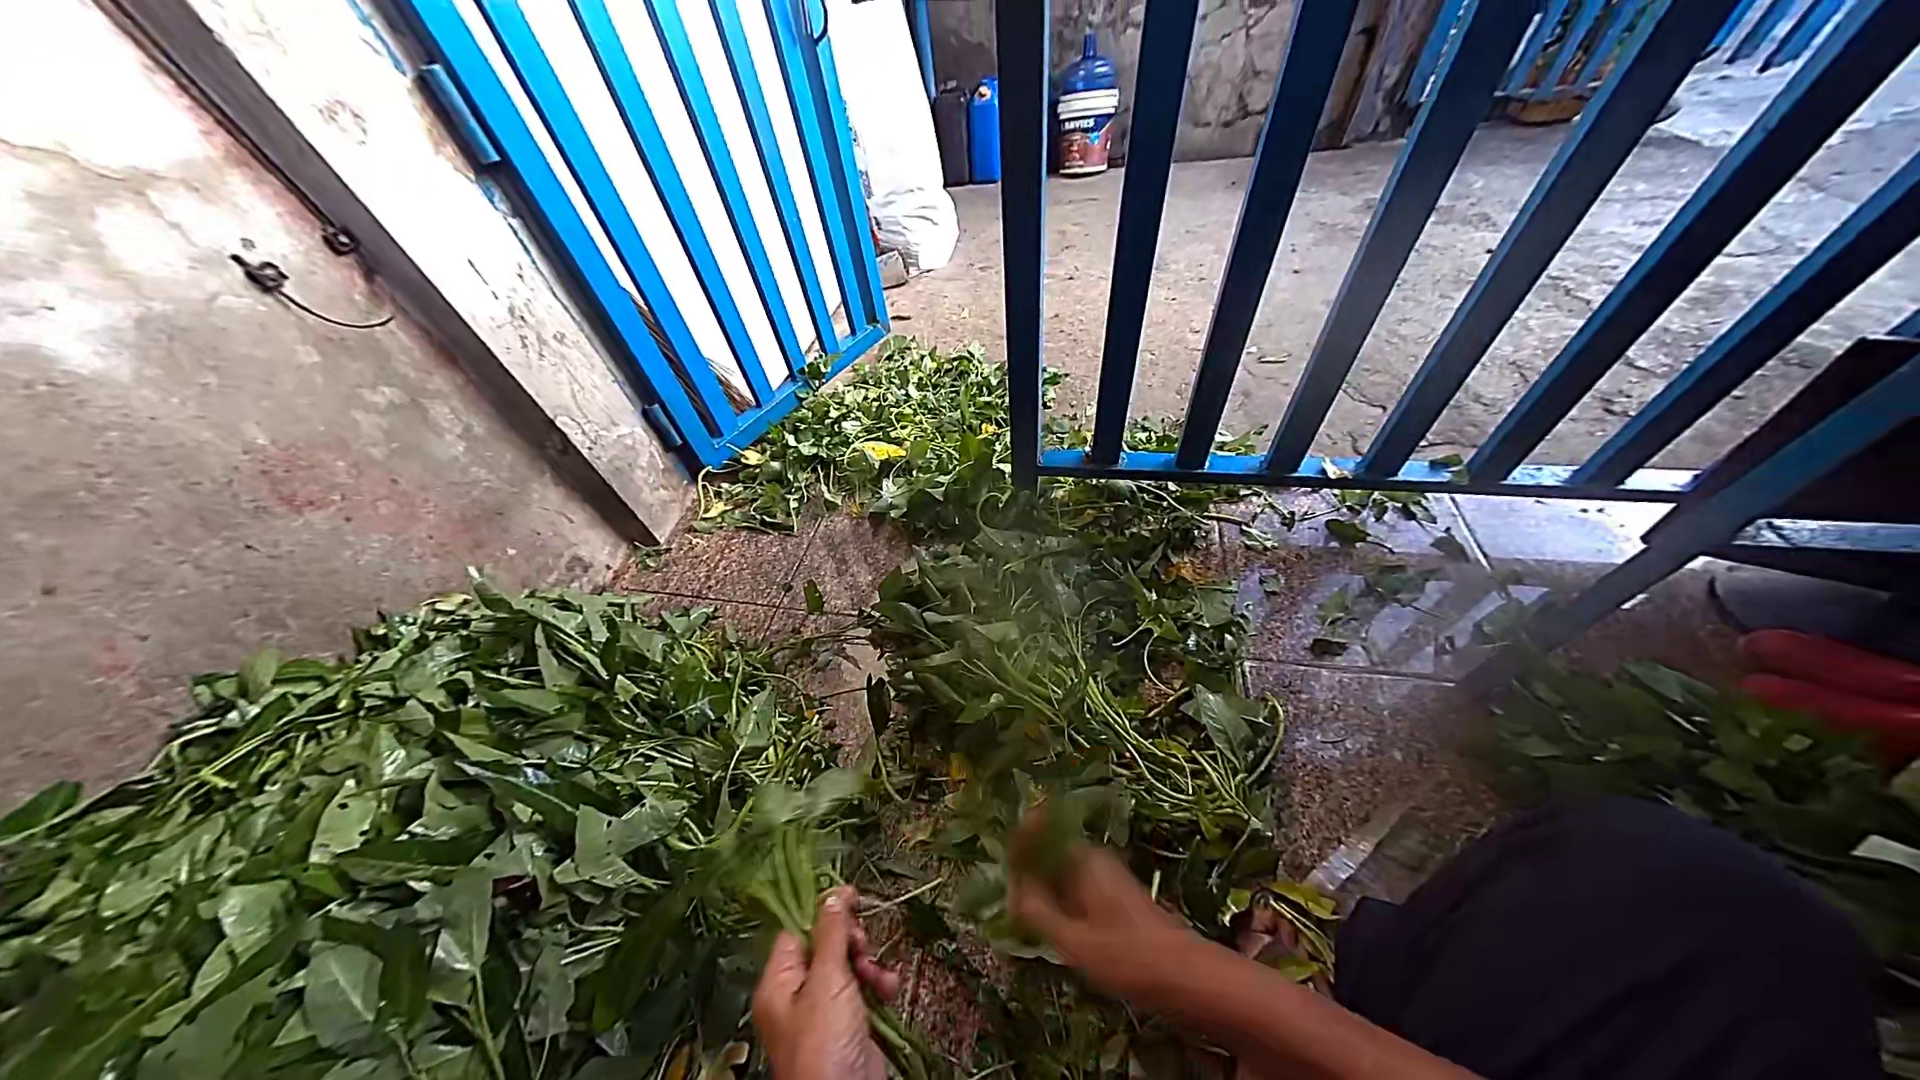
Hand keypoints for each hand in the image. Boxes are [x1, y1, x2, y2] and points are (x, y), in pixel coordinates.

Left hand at [753, 886, 901, 1079]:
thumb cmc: (825, 1045)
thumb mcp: (827, 980)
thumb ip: (831, 933)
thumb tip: (832, 893)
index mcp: (779, 981)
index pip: (798, 929)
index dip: (825, 913)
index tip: (852, 898)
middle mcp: (797, 993)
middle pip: (826, 945)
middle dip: (851, 942)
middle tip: (861, 948)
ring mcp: (824, 1009)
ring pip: (848, 965)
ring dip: (869, 964)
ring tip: (876, 976)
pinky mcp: (849, 1023)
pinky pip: (863, 989)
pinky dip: (878, 985)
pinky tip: (888, 989)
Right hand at [1008, 811, 1204, 1008]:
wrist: (1186, 975)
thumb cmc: (1129, 956)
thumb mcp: (1075, 941)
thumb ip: (1038, 913)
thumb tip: (1011, 889)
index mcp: (1083, 859)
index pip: (1040, 829)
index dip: (1017, 840)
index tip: (1000, 860)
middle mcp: (1093, 859)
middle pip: (1049, 849)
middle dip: (1025, 866)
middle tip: (1005, 890)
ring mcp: (1104, 875)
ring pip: (1060, 869)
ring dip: (1040, 883)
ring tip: (1021, 907)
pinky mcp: (1111, 895)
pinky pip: (1073, 885)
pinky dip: (1057, 897)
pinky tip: (1050, 923)